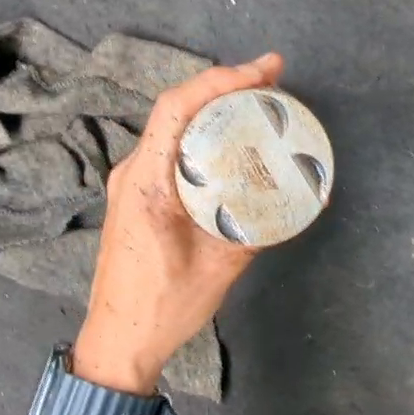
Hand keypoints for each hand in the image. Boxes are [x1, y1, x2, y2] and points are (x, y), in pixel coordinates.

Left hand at [71, 53, 284, 393]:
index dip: (220, 80)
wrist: (117, 342)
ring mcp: (130, 181)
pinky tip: (231, 138)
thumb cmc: (162, 308)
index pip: (176, 108)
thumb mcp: (219, 266)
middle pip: (175, 108)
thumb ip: (255, 227)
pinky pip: (171, 148)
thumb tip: (296, 199)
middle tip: (273, 80)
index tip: (264, 72)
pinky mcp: (136, 194)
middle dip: (225, 85)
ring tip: (259, 100)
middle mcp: (132, 171)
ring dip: (213, 106)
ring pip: (173, 125)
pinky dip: (202, 132)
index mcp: (146, 182)